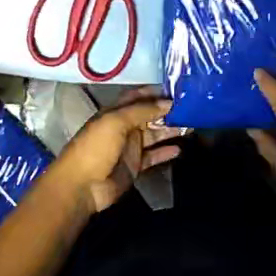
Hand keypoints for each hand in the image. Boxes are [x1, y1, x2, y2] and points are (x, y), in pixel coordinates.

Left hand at [45, 87, 184, 213]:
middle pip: (148, 116)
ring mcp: (129, 147)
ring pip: (154, 135)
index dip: (154, 93)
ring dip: (170, 130)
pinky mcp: (135, 166)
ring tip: (192, 126)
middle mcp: (123, 127)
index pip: (137, 97)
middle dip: (167, 112)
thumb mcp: (116, 122)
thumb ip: (141, 111)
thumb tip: (167, 103)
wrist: (83, 185)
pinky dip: (166, 152)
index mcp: (114, 112)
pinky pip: (153, 156)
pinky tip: (180, 148)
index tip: (177, 90)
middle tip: (192, 108)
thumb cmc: (96, 148)